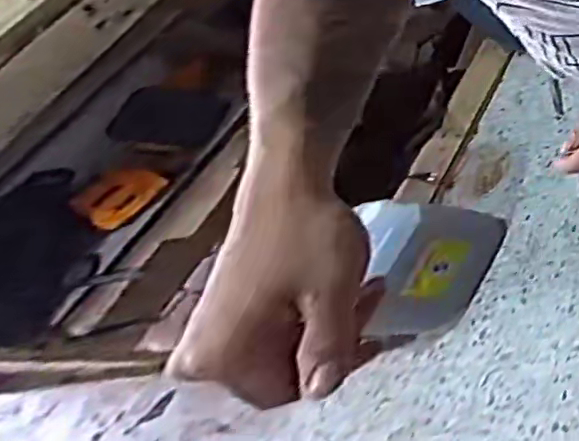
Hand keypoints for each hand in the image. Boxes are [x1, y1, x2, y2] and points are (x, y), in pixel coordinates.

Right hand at [168, 171, 381, 406]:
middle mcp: (201, 358)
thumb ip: (329, 344)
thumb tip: (322, 391)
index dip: (335, 365)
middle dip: (333, 340)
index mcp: (223, 360)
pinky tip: (331, 283)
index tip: (374, 329)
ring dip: (325, 323)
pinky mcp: (224, 310)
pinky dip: (308, 312)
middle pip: (281, 370)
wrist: (286, 190)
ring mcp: (209, 333)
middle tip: (371, 296)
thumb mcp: (332, 291)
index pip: (285, 390)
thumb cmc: (309, 237)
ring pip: (281, 347)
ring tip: (359, 284)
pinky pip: (271, 328)